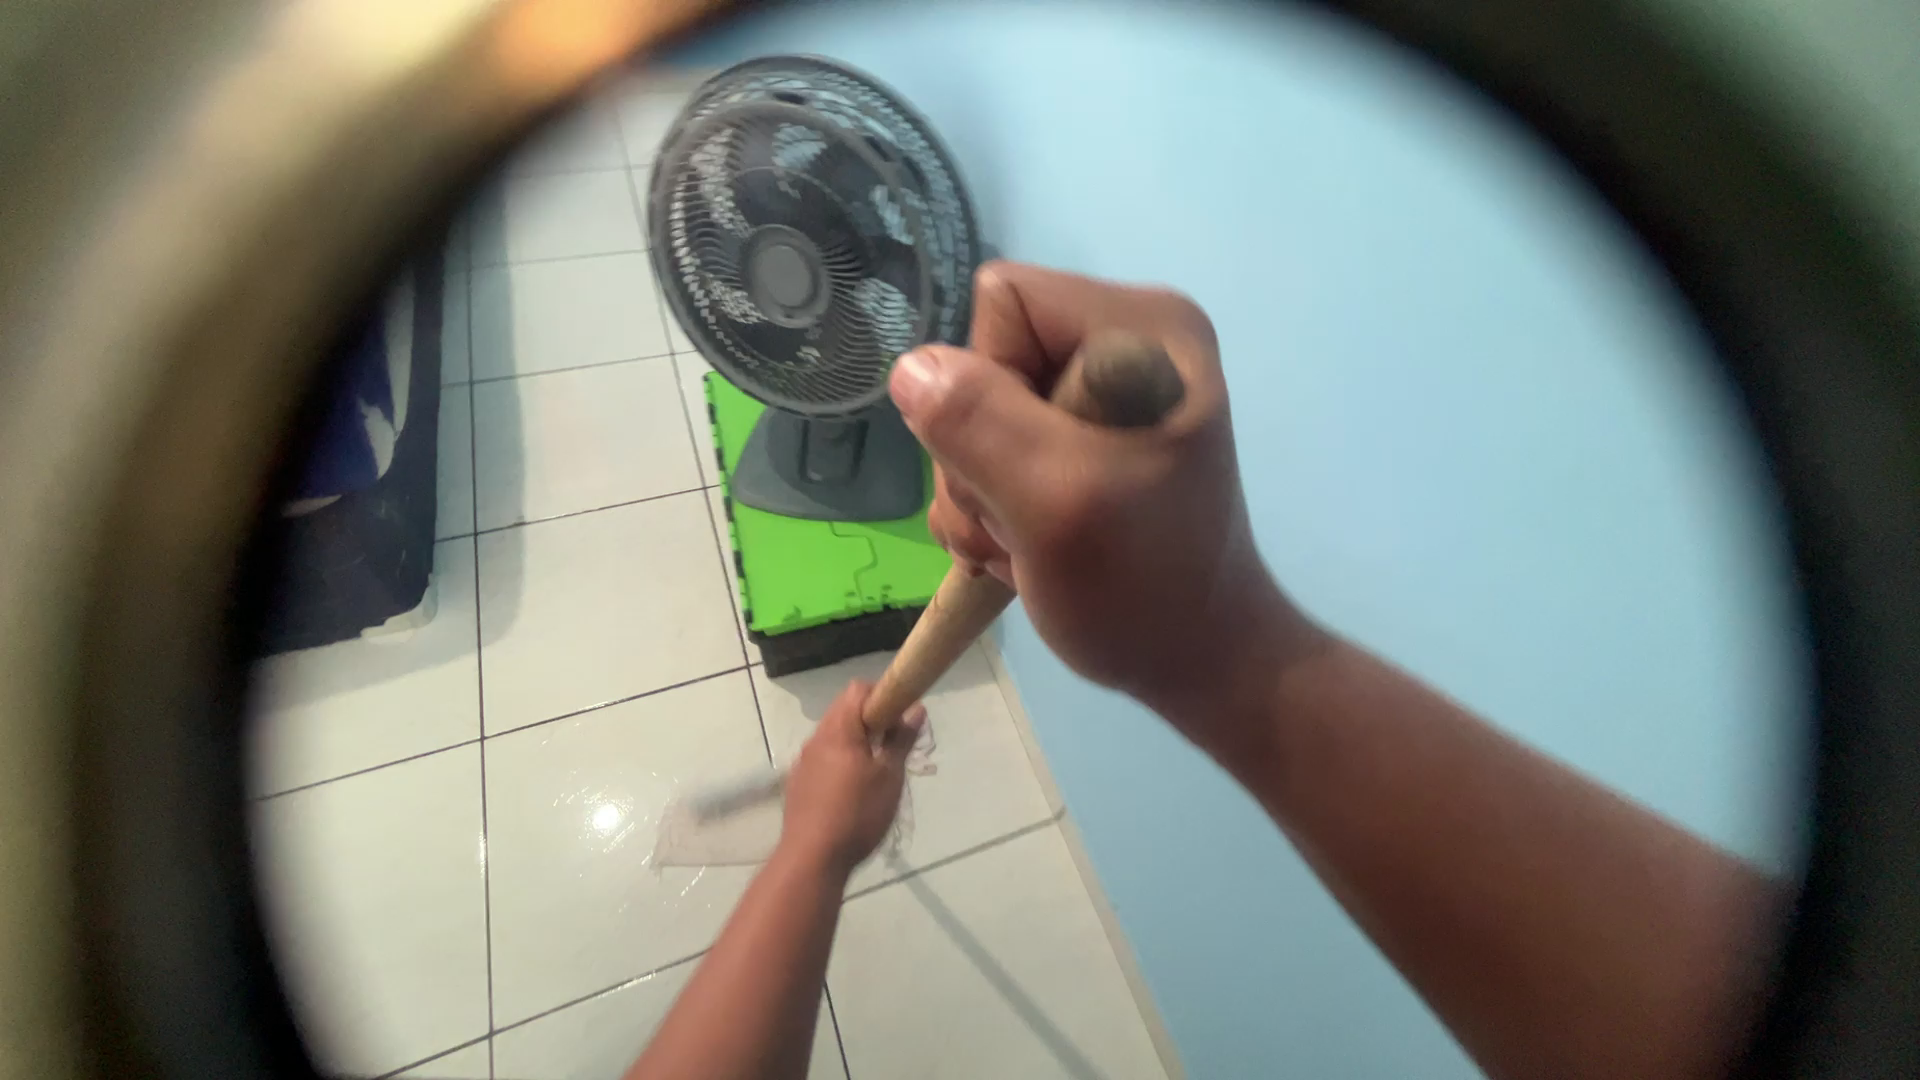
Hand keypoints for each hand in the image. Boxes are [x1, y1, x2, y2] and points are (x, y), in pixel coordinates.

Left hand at [780, 679, 926, 875]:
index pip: (859, 689)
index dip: (883, 694)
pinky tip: (852, 792)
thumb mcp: (890, 776)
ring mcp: (803, 762)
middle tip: (893, 747)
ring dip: (857, 743)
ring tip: (876, 773)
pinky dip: (841, 762)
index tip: (900, 718)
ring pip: (834, 736)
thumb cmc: (857, 814)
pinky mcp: (798, 784)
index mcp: (839, 729)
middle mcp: (816, 738)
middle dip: (872, 721)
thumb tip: (915, 708)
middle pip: (845, 711)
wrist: (811, 860)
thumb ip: (902, 739)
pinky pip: (823, 758)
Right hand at [887, 261, 1325, 739]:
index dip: (985, 385)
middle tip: (1023, 520)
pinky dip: (988, 511)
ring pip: (971, 418)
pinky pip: (986, 455)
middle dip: (976, 457)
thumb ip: (980, 424)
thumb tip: (910, 369)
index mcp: (1139, 326)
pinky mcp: (1074, 446)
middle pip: (981, 365)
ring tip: (1026, 542)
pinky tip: (1024, 547)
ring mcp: (1093, 400)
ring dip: (977, 495)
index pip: (1004, 302)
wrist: (1191, 658)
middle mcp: (1119, 345)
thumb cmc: (1144, 587)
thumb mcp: (1058, 503)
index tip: (1023, 465)